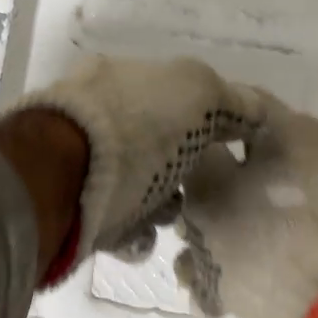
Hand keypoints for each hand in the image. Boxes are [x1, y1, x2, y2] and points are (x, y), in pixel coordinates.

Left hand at [2, 56, 264, 278]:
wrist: (64, 179)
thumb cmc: (135, 125)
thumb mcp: (197, 91)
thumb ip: (229, 100)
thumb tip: (253, 112)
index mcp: (116, 80)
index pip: (166, 98)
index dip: (202, 122)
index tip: (226, 148)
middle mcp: (92, 118)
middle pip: (150, 147)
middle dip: (179, 171)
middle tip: (197, 189)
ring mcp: (75, 165)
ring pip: (132, 188)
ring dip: (157, 206)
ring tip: (166, 216)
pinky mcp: (68, 211)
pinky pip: (111, 225)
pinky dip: (132, 234)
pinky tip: (140, 237)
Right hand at [176, 92, 317, 317]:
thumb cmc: (265, 239)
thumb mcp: (208, 191)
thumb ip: (192, 160)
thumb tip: (189, 151)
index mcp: (292, 130)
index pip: (231, 107)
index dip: (191, 128)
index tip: (162, 154)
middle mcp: (308, 159)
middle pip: (234, 165)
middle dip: (197, 200)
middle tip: (174, 225)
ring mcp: (316, 206)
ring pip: (245, 210)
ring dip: (210, 238)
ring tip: (189, 272)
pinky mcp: (317, 248)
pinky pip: (265, 242)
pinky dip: (237, 261)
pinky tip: (209, 293)